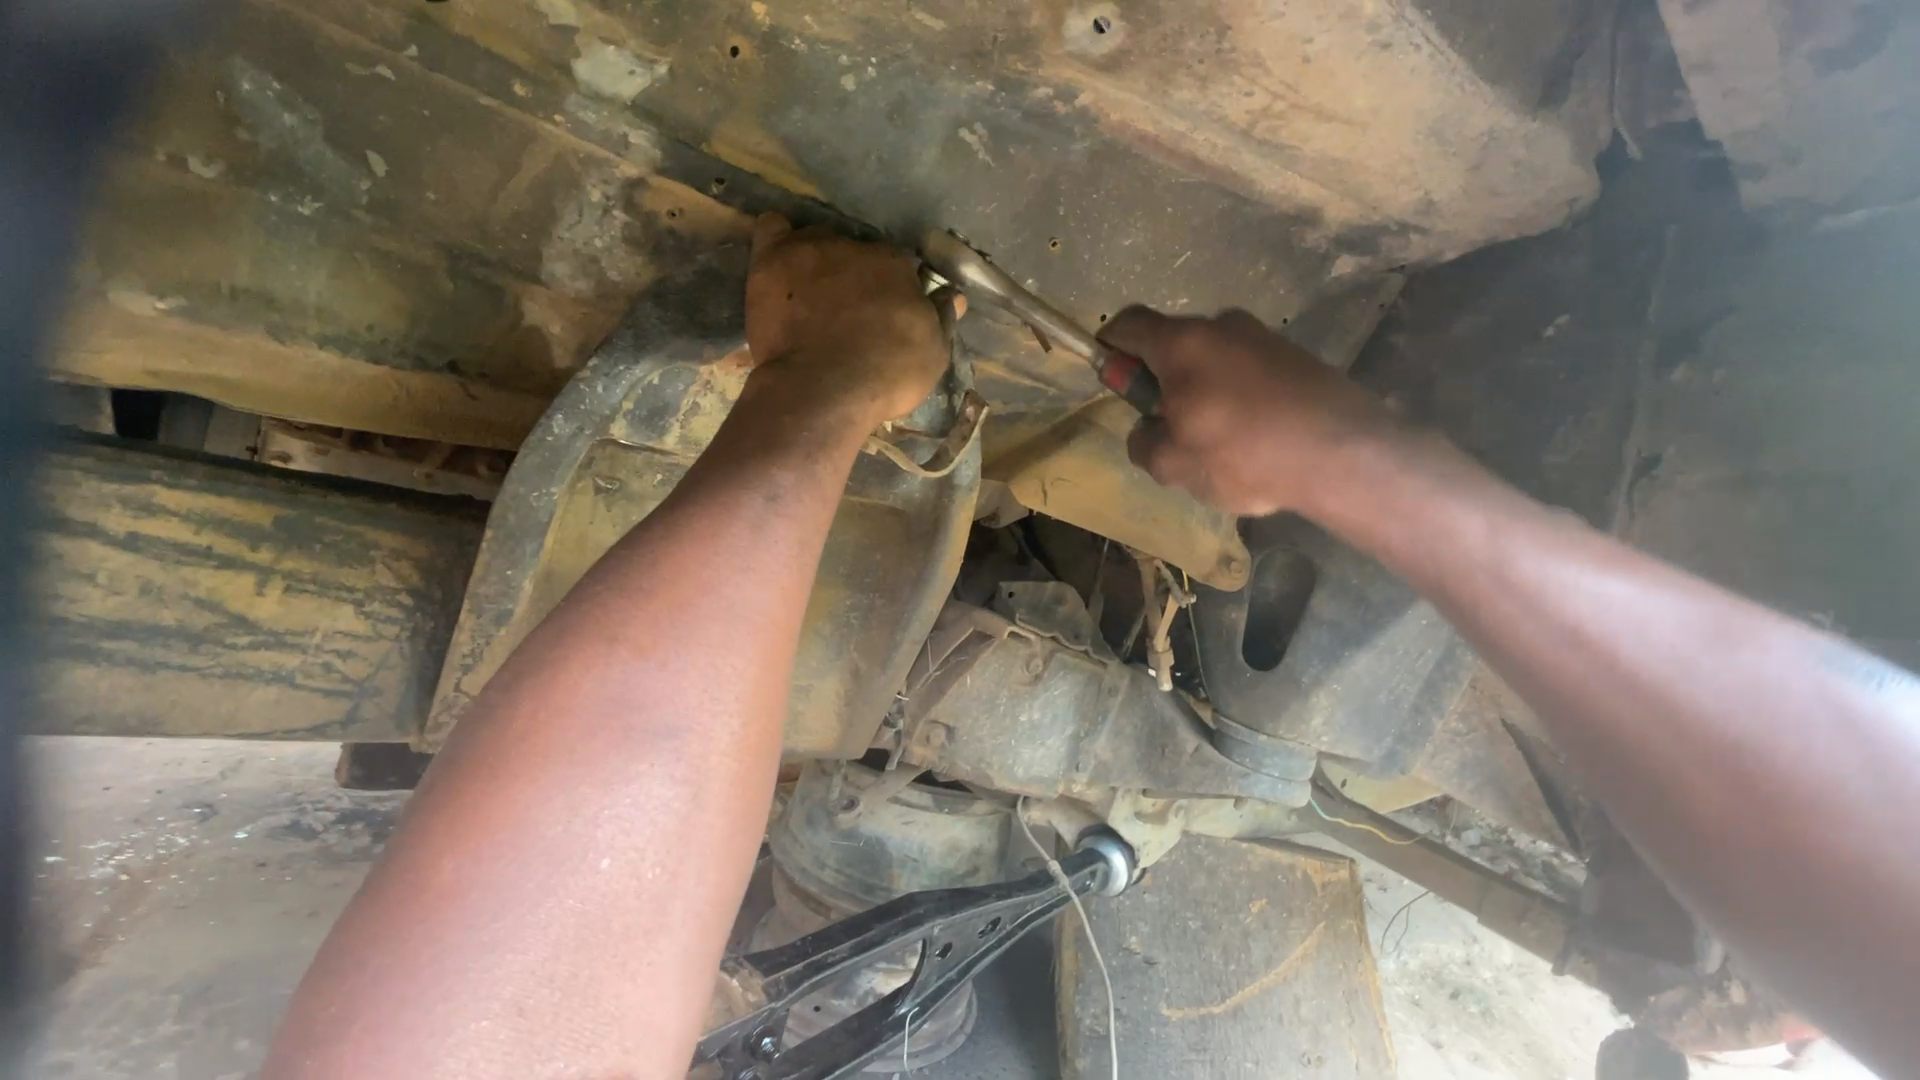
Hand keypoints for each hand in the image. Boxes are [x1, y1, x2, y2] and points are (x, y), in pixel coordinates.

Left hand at [743, 214, 949, 425]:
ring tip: (814, 294)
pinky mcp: (770, 262)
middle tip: (851, 311)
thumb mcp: (932, 354)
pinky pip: (771, 230)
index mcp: (896, 264)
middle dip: (857, 274)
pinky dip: (777, 241)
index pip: (901, 266)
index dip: (896, 290)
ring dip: (820, 260)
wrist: (822, 389)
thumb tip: (953, 295)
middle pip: (857, 251)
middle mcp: (854, 246)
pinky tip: (781, 263)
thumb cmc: (885, 374)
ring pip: (817, 240)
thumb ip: (941, 319)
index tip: (891, 315)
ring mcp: (810, 250)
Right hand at [1102, 306, 1401, 516]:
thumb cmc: (1243, 454)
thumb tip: (1148, 430)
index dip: (1111, 348)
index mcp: (1183, 343)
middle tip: (1168, 429)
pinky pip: (1245, 372)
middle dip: (1161, 382)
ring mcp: (1263, 338)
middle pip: (1172, 344)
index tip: (1114, 380)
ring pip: (1211, 361)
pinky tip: (1251, 441)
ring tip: (1216, 444)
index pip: (1129, 324)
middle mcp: (1222, 327)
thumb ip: (1143, 442)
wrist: (1344, 455)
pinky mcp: (1295, 357)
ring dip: (1200, 392)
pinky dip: (1235, 398)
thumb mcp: (1173, 465)